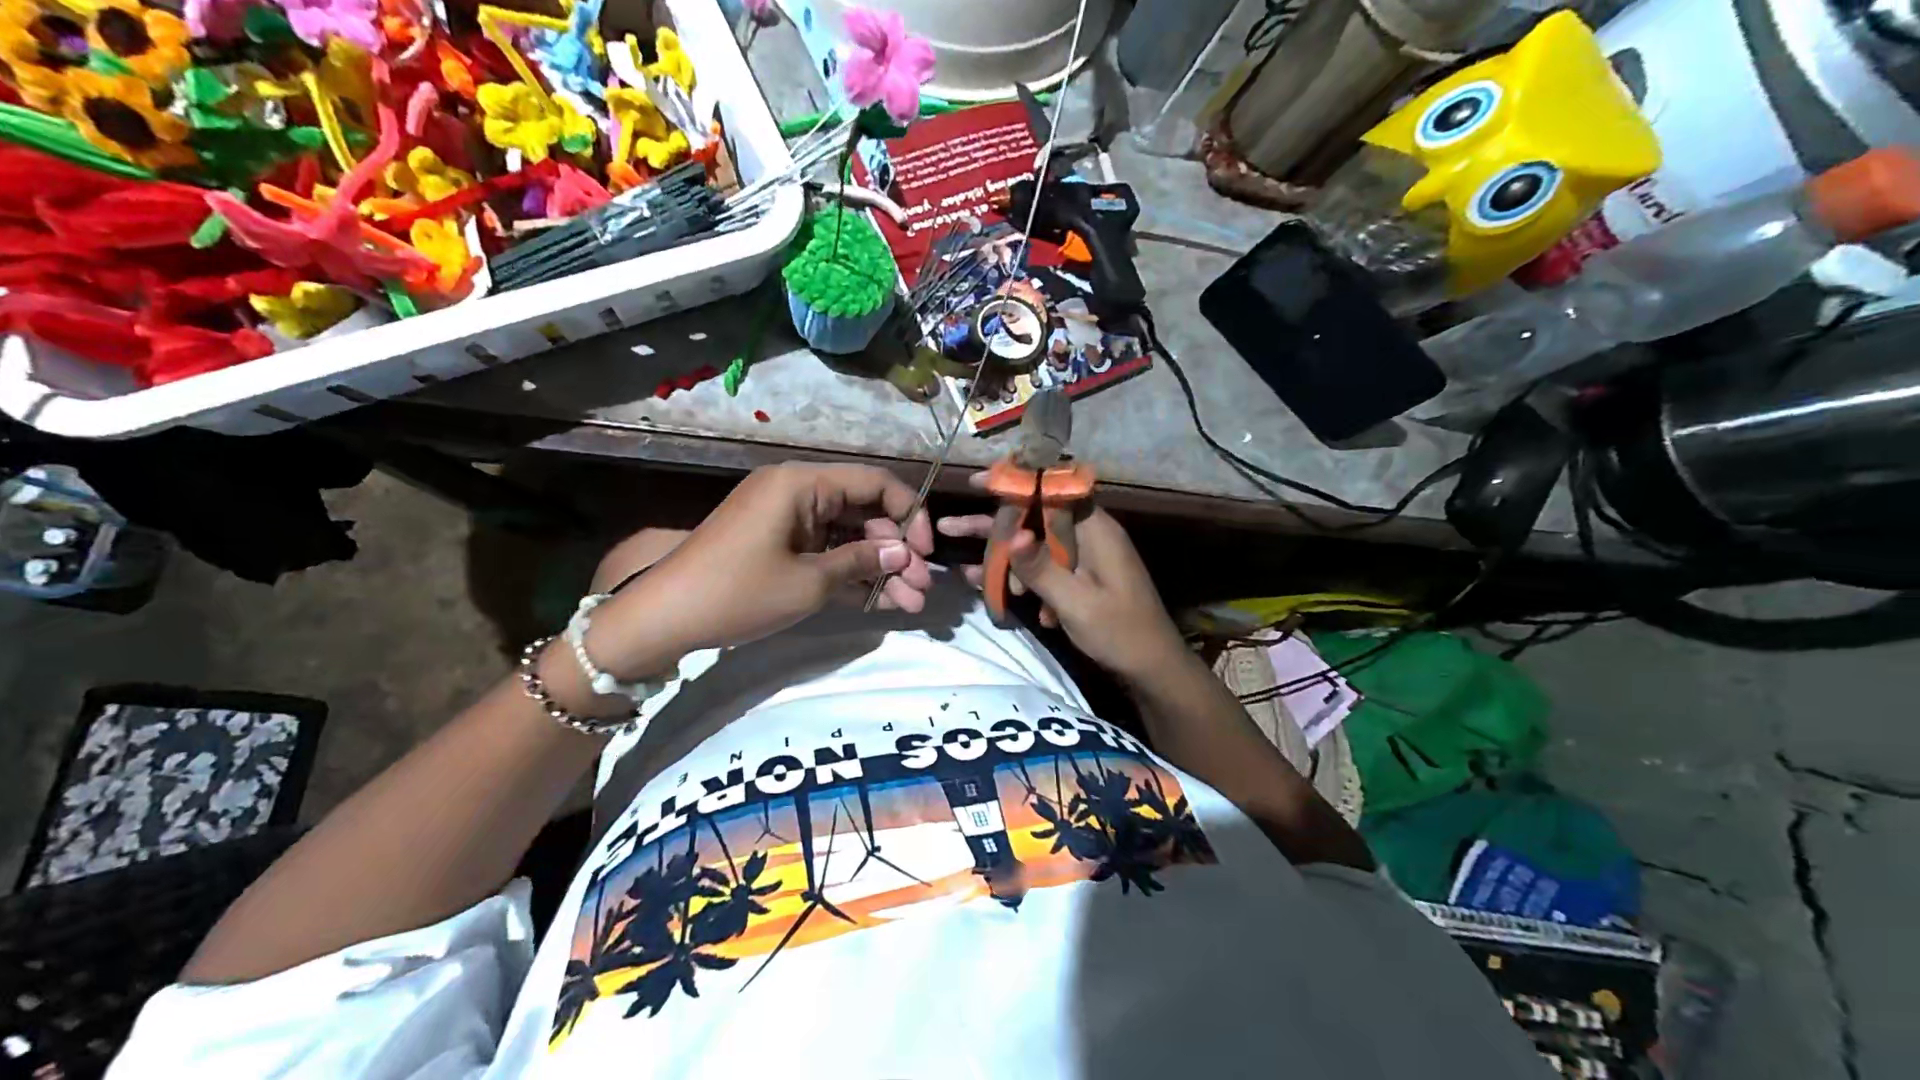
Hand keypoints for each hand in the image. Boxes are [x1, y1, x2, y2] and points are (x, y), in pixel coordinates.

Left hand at [584, 463, 933, 675]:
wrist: (666, 618)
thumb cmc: (739, 592)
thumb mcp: (808, 581)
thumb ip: (860, 562)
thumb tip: (903, 555)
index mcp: (802, 484)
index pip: (874, 483)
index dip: (908, 513)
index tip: (924, 551)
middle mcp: (797, 493)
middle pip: (864, 513)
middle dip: (896, 553)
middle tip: (921, 591)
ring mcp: (788, 521)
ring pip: (848, 538)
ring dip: (878, 569)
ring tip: (910, 606)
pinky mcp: (780, 546)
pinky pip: (825, 553)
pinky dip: (849, 575)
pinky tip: (879, 602)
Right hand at [937, 487, 1187, 683]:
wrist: (1151, 667)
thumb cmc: (1120, 633)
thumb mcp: (1076, 603)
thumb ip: (1042, 569)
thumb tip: (1013, 535)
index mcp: (1094, 529)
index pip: (1051, 489)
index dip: (1014, 482)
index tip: (977, 484)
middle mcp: (1087, 534)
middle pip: (1033, 516)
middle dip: (992, 524)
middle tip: (949, 527)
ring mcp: (1081, 555)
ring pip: (1032, 542)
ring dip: (998, 551)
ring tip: (956, 553)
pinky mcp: (1076, 576)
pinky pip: (1040, 565)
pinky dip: (1016, 573)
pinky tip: (981, 583)